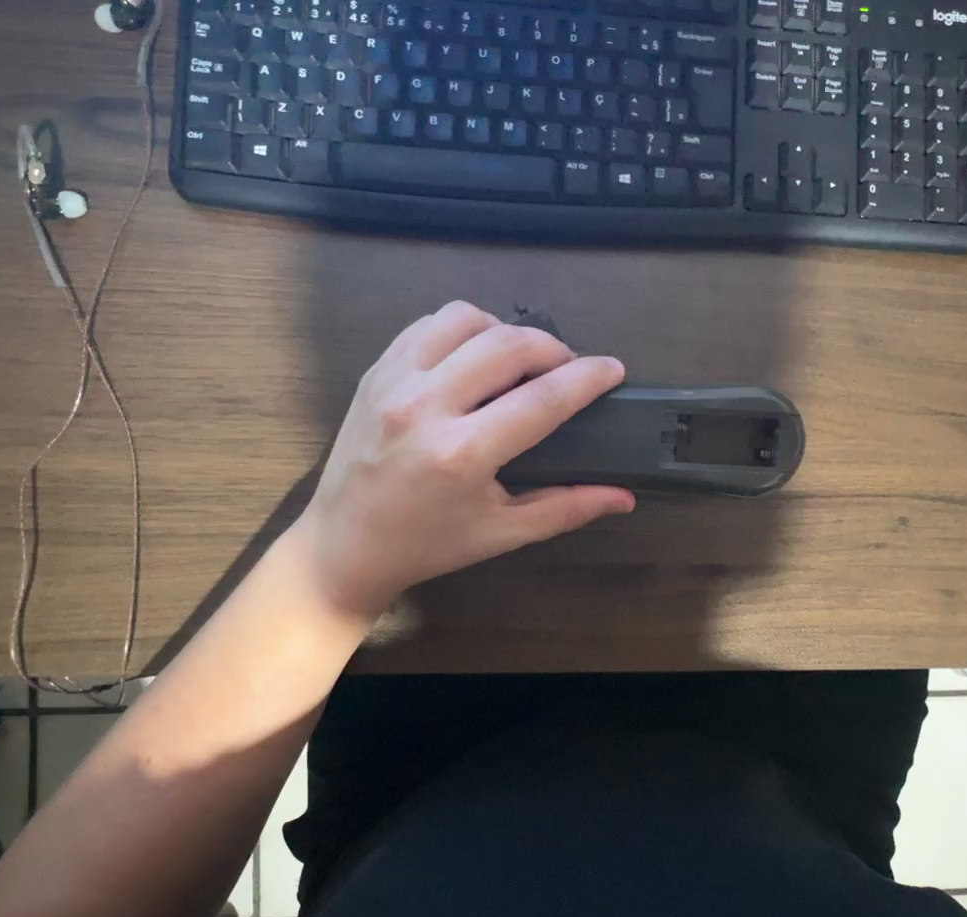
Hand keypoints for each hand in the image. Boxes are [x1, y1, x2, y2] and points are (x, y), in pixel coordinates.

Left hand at [287, 301, 635, 621]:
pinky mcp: (375, 373)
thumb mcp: (501, 534)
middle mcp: (426, 407)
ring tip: (516, 359)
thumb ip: (565, 509)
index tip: (613, 369)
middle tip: (567, 368)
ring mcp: (394, 382)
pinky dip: (460, 331)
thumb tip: (623, 496)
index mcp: (463, 454)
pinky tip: (471, 357)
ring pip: (464, 319)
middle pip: (508, 345)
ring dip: (503, 330)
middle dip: (552, 348)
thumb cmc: (427, 545)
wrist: (344, 546)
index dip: (588, 378)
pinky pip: (426, 326)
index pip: (543, 398)